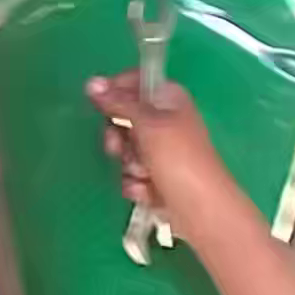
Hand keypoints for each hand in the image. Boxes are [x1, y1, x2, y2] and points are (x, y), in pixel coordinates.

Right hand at [86, 70, 243, 246]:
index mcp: (169, 98)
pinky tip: (148, 191)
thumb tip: (92, 82)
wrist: (203, 212)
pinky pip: (132, 173)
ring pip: (125, 149)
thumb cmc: (178, 159)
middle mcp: (165, 121)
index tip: (99, 103)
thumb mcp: (147, 123)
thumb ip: (118, 102)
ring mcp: (161, 151)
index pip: (134, 81)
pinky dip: (137, 183)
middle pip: (124, 118)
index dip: (115, 90)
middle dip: (119, 137)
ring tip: (144, 174)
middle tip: (121, 146)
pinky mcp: (157, 178)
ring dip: (129, 164)